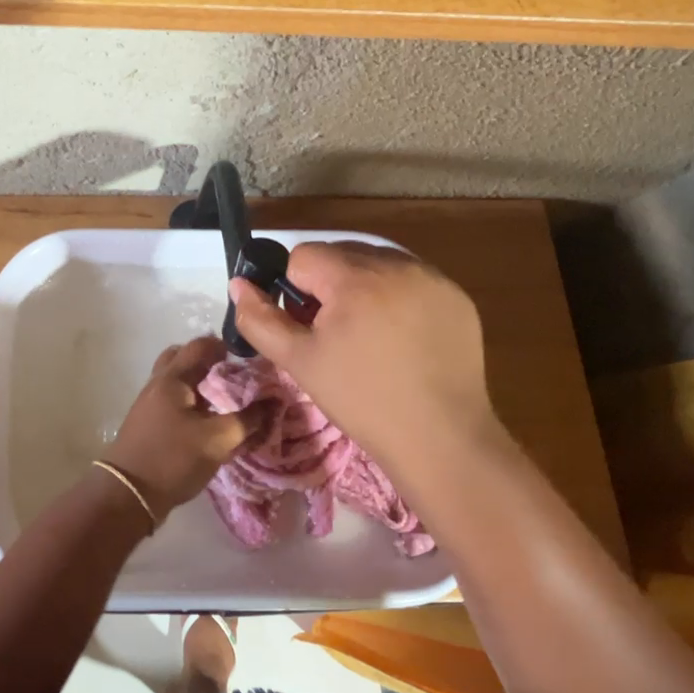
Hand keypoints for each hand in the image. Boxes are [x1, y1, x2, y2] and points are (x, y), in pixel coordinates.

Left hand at [102, 336, 275, 512]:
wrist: (129, 494)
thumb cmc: (173, 459)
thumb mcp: (217, 440)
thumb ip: (247, 420)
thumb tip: (273, 403)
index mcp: (172, 378)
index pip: (200, 345)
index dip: (225, 346)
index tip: (248, 358)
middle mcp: (158, 383)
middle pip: (183, 358)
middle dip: (209, 362)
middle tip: (234, 376)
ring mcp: (149, 402)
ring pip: (178, 380)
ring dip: (200, 384)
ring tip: (225, 401)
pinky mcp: (148, 422)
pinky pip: (173, 399)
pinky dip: (191, 401)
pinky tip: (207, 421)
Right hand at [227, 242, 495, 457]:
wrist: (441, 438)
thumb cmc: (361, 400)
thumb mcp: (299, 362)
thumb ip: (261, 319)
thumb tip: (238, 284)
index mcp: (354, 277)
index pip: (303, 256)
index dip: (295, 291)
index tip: (308, 328)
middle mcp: (396, 265)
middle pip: (341, 254)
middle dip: (329, 286)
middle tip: (335, 336)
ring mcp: (431, 279)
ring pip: (376, 264)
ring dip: (363, 288)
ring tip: (369, 338)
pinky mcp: (455, 297)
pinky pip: (411, 281)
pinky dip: (398, 298)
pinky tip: (402, 340)